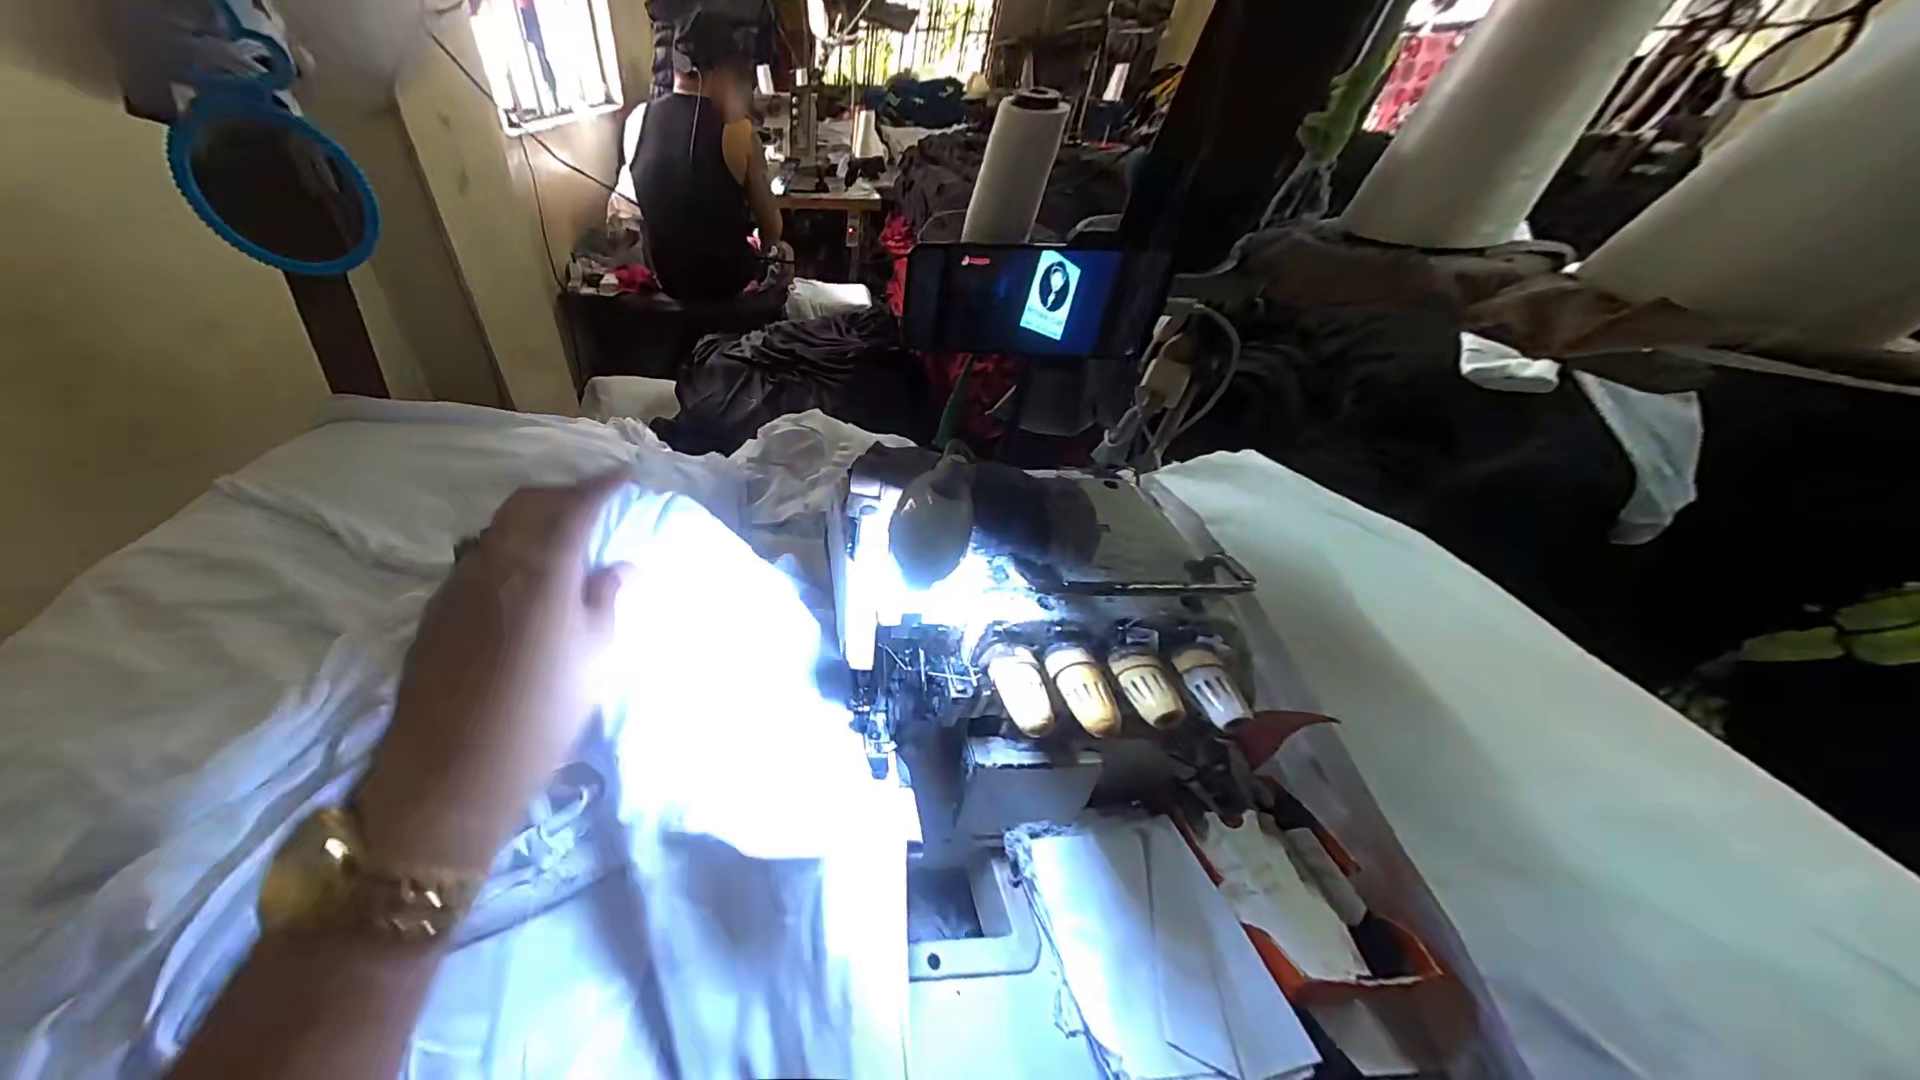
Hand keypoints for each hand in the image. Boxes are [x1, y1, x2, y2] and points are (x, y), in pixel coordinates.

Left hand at [355, 472, 630, 875]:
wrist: (452, 771)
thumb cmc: (544, 711)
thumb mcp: (596, 654)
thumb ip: (607, 598)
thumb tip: (621, 567)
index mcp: (540, 569)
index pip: (573, 507)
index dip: (601, 486)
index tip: (624, 477)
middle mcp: (493, 563)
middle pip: (527, 504)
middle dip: (564, 493)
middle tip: (596, 502)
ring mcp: (458, 585)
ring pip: (499, 527)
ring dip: (534, 518)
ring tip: (564, 534)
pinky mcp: (438, 610)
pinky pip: (479, 556)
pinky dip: (510, 546)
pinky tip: (527, 574)